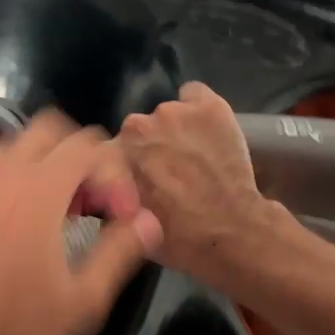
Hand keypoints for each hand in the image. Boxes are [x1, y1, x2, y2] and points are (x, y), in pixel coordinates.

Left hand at [0, 111, 162, 334]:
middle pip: (51, 131)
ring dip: (48, 167)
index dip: (115, 174)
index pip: (88, 146)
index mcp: (37, 193)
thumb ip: (121, 250)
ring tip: (64, 215)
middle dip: (81, 158)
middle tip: (94, 203)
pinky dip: (15, 181)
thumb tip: (150, 221)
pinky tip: (25, 225)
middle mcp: (0, 177)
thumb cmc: (21, 333)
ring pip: (17, 147)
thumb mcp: (84, 300)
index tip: (123, 214)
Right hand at [119, 82, 277, 280]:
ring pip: (167, 114)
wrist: (228, 232)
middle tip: (168, 171)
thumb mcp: (125, 226)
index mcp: (110, 155)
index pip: (110, 152)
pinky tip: (207, 131)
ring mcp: (173, 112)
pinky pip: (194, 95)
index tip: (140, 182)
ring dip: (174, 131)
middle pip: (138, 131)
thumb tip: (105, 194)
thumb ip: (109, 200)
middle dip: (149, 147)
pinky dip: (198, 110)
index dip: (125, 168)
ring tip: (193, 155)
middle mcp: (135, 126)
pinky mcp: (207, 105)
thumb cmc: (174, 239)